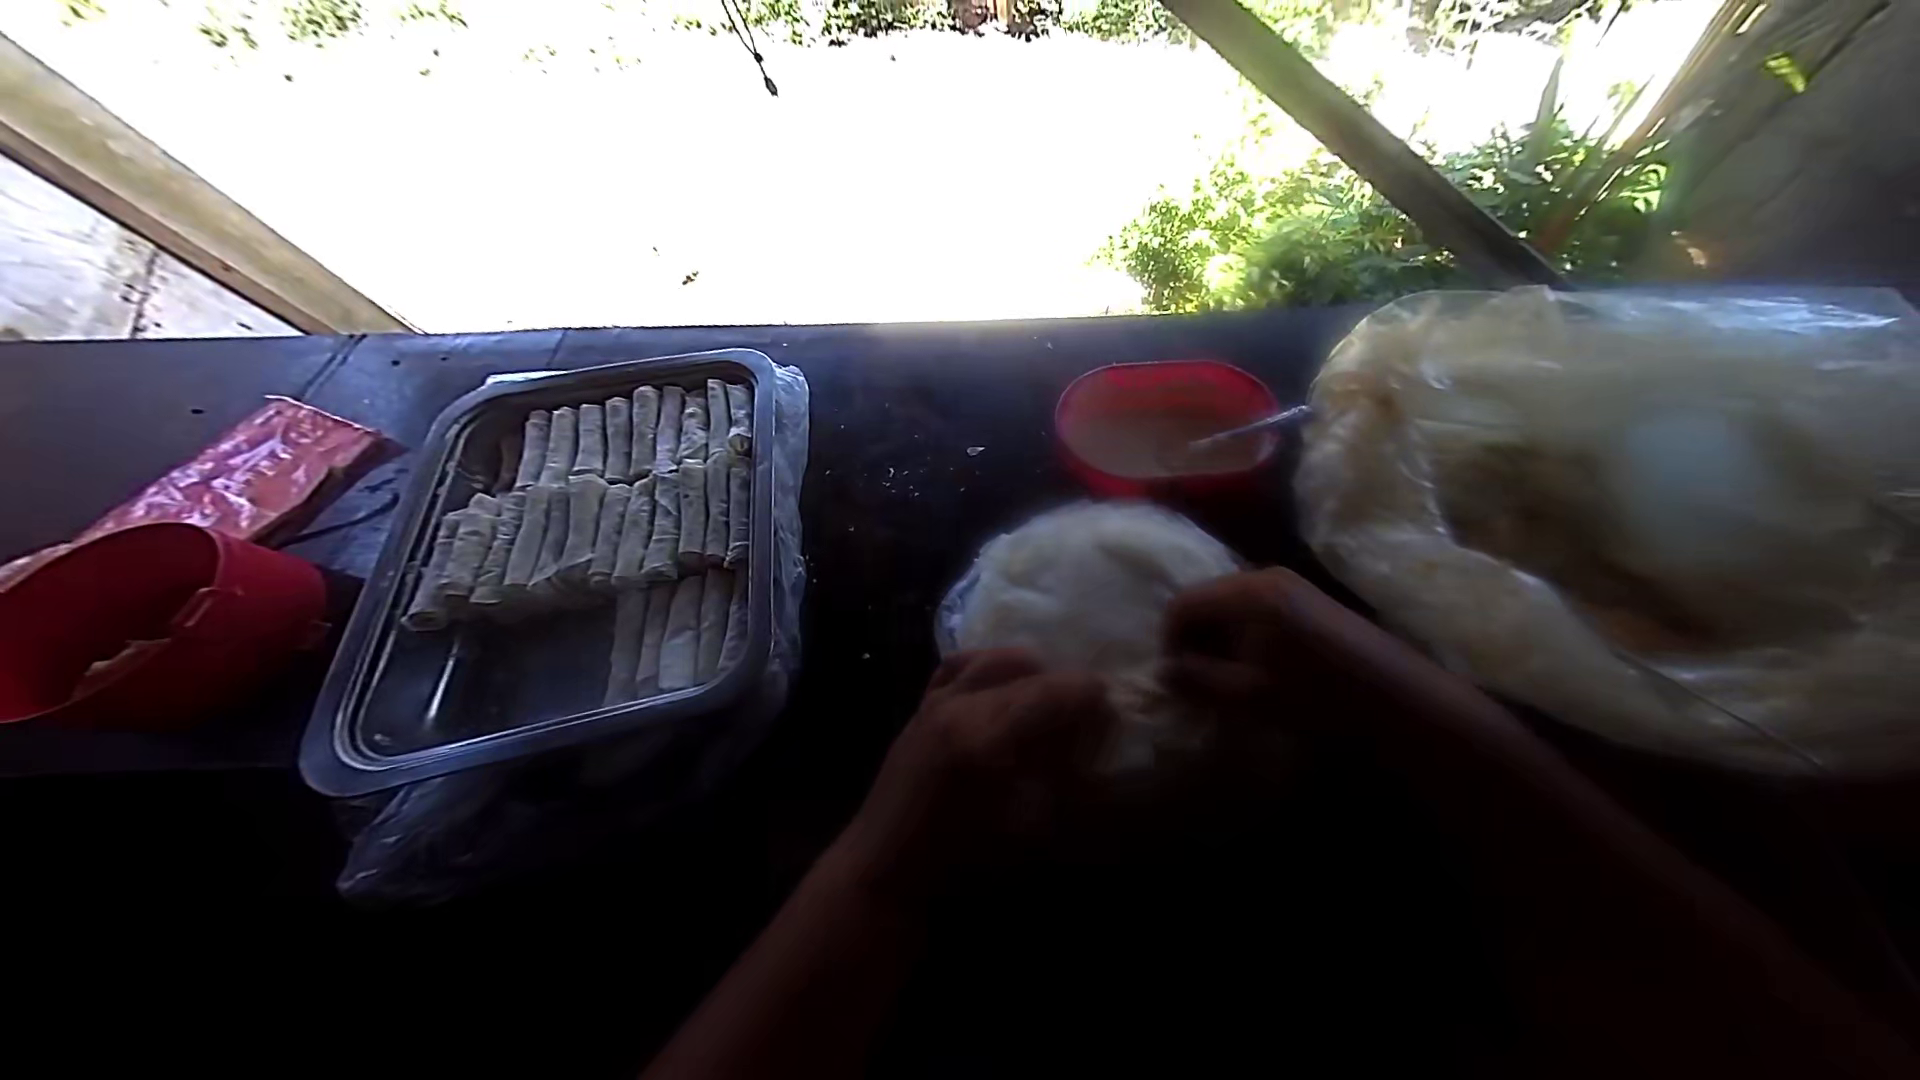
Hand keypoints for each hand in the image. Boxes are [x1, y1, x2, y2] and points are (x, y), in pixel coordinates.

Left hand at [835, 649, 1116, 898]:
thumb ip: (1067, 782)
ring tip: (1049, 696)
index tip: (1110, 710)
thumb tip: (1095, 746)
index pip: (1052, 691)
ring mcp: (933, 701)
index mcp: (985, 737)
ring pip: (992, 659)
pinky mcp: (919, 707)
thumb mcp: (1029, 833)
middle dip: (1064, 684)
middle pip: (1026, 669)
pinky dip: (988, 666)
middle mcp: (957, 705)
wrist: (886, 869)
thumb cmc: (962, 866)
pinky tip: (1003, 685)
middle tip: (1086, 709)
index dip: (1089, 695)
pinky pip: (957, 666)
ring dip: (1029, 670)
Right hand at [1164, 567, 1541, 765]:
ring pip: (1228, 606)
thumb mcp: (1249, 694)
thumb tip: (1162, 672)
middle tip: (1197, 679)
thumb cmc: (1322, 698)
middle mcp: (1265, 575)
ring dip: (1217, 639)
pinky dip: (1242, 636)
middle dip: (1193, 639)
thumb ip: (1197, 679)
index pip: (1183, 603)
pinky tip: (1255, 668)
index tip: (1174, 676)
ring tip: (1225, 678)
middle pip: (1205, 600)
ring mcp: (1289, 585)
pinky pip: (1254, 610)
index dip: (1170, 639)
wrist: (1405, 703)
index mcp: (1248, 592)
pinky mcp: (1307, 599)